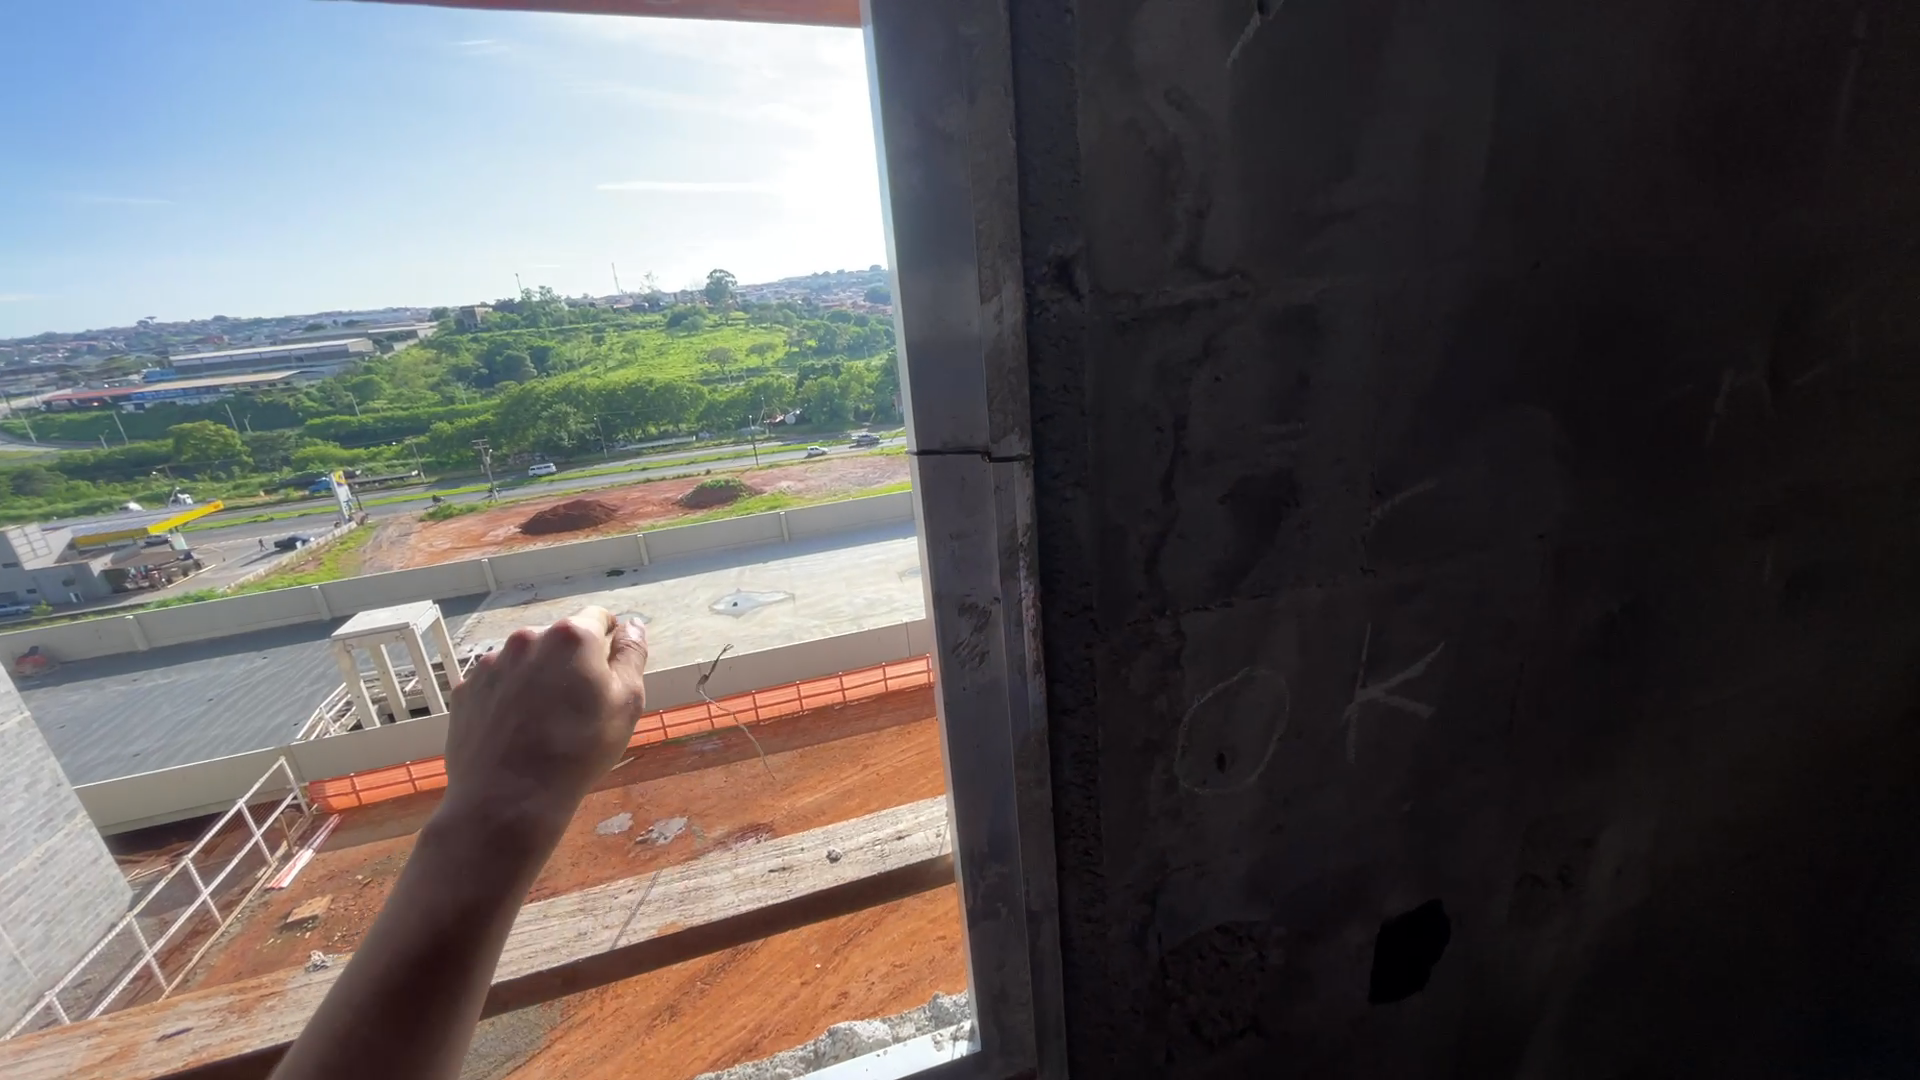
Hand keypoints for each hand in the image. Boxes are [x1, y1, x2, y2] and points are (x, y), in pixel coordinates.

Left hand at [441, 606, 648, 836]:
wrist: (508, 799)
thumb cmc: (581, 748)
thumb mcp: (627, 700)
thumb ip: (632, 653)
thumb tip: (633, 624)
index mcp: (572, 636)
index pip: (598, 617)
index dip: (610, 640)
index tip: (610, 671)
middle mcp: (527, 638)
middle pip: (560, 638)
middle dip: (572, 660)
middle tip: (580, 702)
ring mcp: (491, 664)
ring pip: (527, 659)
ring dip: (539, 676)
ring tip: (545, 719)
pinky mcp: (465, 690)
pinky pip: (499, 682)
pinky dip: (511, 695)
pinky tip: (517, 728)